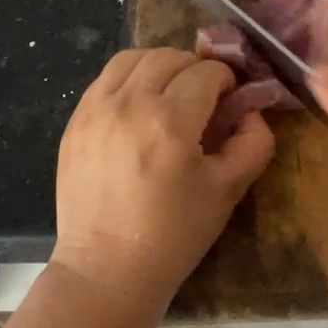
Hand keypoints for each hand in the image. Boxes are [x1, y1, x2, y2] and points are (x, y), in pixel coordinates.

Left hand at [52, 48, 275, 309]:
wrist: (106, 270)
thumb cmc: (173, 235)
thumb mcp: (227, 192)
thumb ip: (252, 144)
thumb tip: (253, 112)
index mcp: (170, 121)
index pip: (206, 72)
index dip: (226, 80)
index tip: (231, 99)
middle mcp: (129, 104)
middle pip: (169, 57)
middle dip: (194, 69)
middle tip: (204, 97)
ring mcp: (95, 110)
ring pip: (133, 58)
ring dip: (159, 66)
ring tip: (169, 93)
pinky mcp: (75, 122)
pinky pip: (104, 79)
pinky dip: (128, 80)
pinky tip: (139, 106)